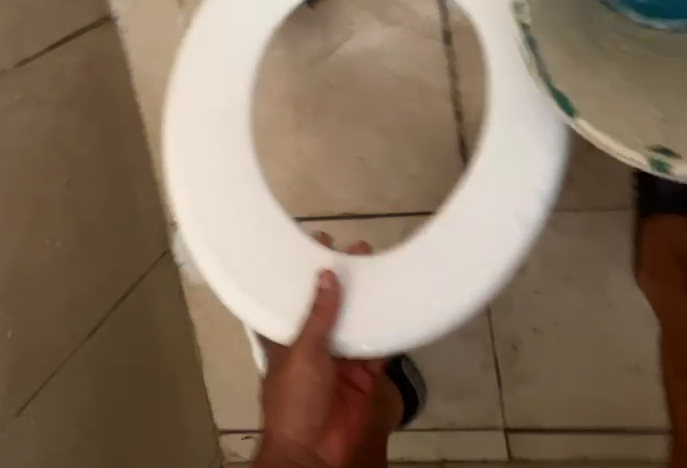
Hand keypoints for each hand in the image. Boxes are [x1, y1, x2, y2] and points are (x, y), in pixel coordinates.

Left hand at [255, 238, 385, 467]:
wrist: (314, 453)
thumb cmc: (293, 401)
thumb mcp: (300, 353)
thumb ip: (318, 315)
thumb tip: (327, 275)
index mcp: (288, 339)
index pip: (294, 297)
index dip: (303, 271)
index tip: (317, 241)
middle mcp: (315, 343)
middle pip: (330, 304)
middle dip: (342, 277)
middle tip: (357, 247)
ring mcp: (341, 357)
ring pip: (356, 318)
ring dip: (367, 294)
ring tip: (377, 262)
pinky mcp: (365, 372)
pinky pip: (380, 343)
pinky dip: (389, 325)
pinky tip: (398, 299)